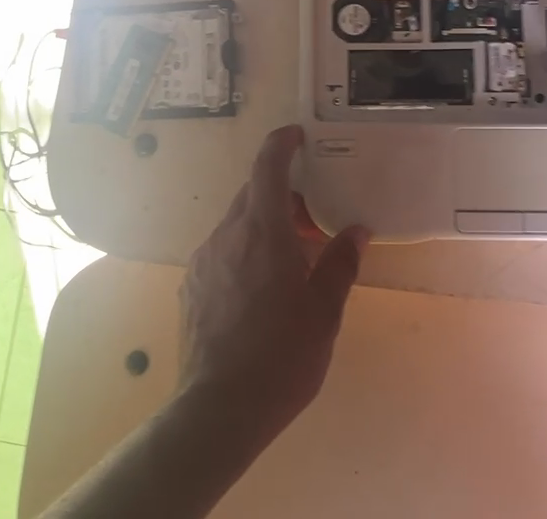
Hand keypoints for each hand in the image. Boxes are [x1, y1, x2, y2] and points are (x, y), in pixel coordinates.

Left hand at [179, 125, 367, 438]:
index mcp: (262, 231)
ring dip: (261, 227)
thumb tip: (357, 230)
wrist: (219, 409)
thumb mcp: (324, 311)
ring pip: (235, 225)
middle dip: (280, 195)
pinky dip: (242, 253)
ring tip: (288, 261)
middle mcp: (226, 235)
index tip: (296, 136)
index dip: (281, 143)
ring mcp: (203, 261)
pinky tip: (258, 291)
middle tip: (310, 218)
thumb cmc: (282, 355)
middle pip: (251, 194)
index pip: (267, 166)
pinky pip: (220, 252)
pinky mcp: (190, 287)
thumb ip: (340, 263)